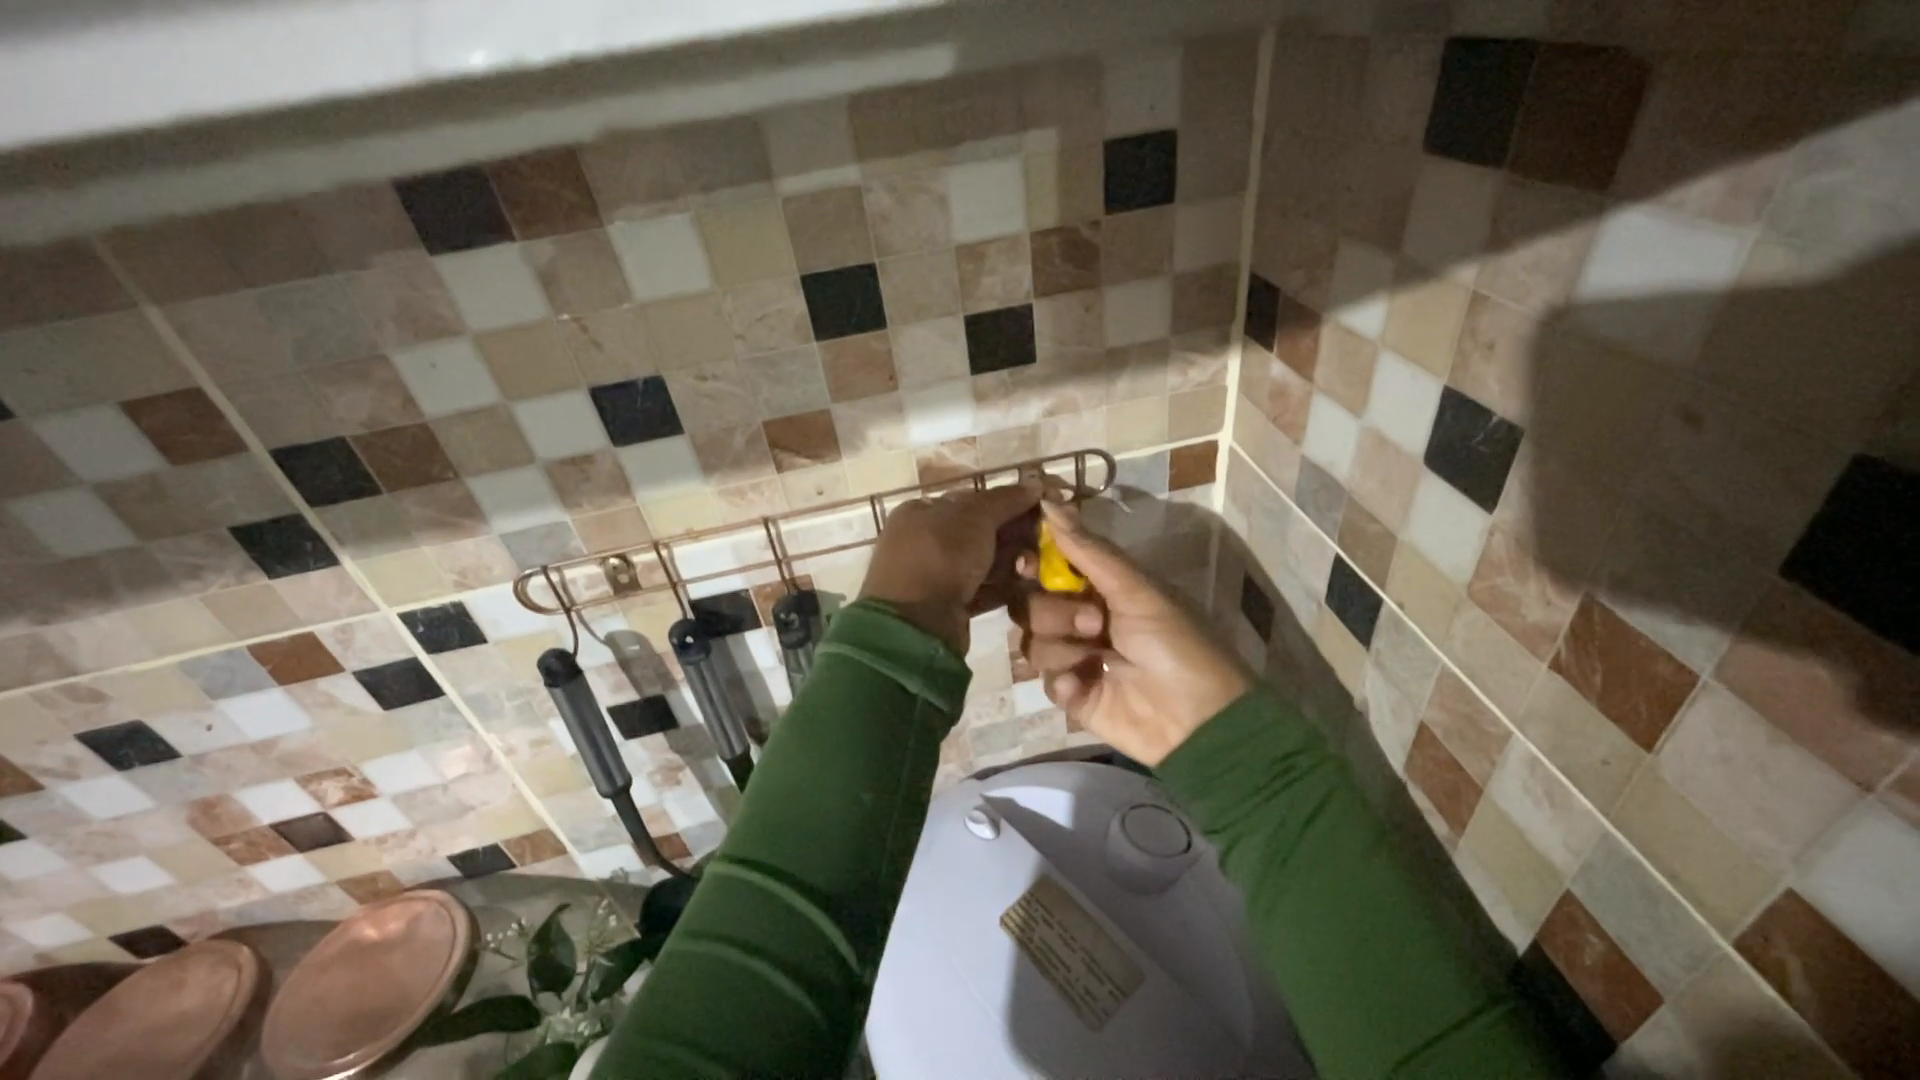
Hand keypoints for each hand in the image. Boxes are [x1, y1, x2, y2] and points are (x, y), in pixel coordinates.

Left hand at [860, 480, 1041, 653]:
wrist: (916, 624)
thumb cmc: (940, 555)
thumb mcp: (974, 516)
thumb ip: (1005, 499)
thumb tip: (1034, 483)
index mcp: (921, 512)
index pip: (971, 500)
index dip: (1007, 503)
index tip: (1040, 509)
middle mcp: (924, 541)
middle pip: (980, 532)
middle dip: (1014, 537)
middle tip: (1042, 543)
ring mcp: (934, 575)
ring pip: (983, 562)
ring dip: (1012, 563)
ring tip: (1032, 568)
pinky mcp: (948, 605)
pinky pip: (982, 589)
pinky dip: (1004, 587)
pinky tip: (1026, 587)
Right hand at [1017, 500, 1248, 766]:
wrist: (1196, 718)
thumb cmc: (1174, 643)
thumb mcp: (1136, 590)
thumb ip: (1088, 550)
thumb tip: (1048, 499)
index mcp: (1099, 588)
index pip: (1047, 567)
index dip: (1032, 564)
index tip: (1027, 564)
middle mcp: (1080, 619)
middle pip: (1029, 604)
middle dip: (1055, 612)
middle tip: (1095, 624)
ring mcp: (1074, 659)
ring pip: (1032, 642)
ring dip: (1061, 648)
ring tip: (1098, 658)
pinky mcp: (1072, 696)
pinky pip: (1043, 680)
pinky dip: (1063, 681)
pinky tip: (1085, 687)